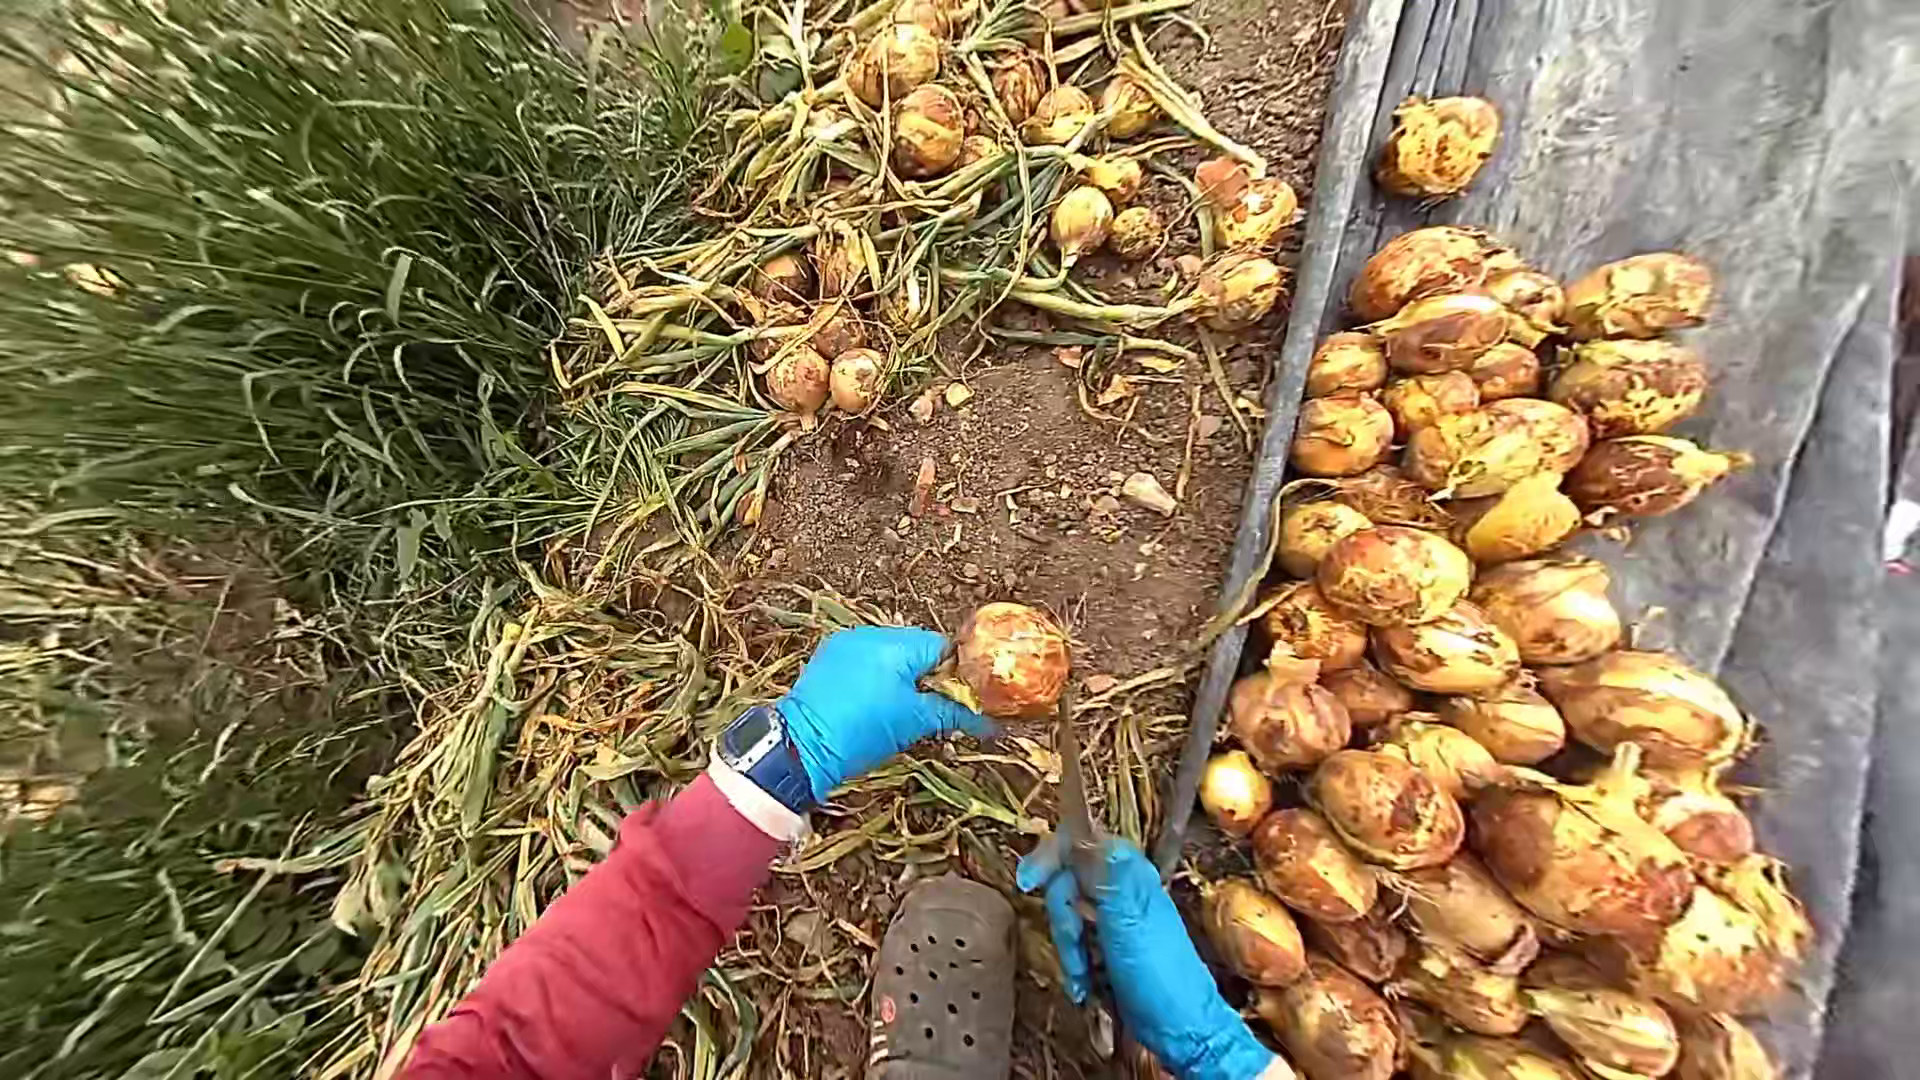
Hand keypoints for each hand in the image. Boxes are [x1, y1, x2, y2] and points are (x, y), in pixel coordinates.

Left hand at [778, 626, 991, 800]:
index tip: (958, 695)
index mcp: (897, 644)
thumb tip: (990, 721)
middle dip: (927, 672)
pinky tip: (874, 697)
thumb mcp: (913, 723)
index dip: (954, 671)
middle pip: (917, 646)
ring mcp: (848, 641)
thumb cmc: (862, 732)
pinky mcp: (831, 653)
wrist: (799, 747)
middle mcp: (872, 633)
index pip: (942, 647)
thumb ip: (952, 712)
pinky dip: (877, 672)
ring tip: (899, 705)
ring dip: (902, 672)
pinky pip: (867, 656)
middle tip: (930, 704)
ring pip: (892, 651)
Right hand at [1017, 838, 1277, 1079]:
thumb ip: (1100, 870)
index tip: (1027, 882)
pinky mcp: (1105, 944)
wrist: (1182, 1031)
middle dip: (1063, 919)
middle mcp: (1116, 883)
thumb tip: (1080, 823)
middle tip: (1076, 944)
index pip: (1075, 839)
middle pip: (1064, 882)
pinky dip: (1075, 965)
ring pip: (1066, 915)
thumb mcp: (1126, 916)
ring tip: (1085, 975)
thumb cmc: (1157, 969)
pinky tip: (1085, 985)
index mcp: (1124, 866)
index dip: (1048, 855)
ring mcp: (1110, 915)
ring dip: (1069, 948)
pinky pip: (1075, 942)